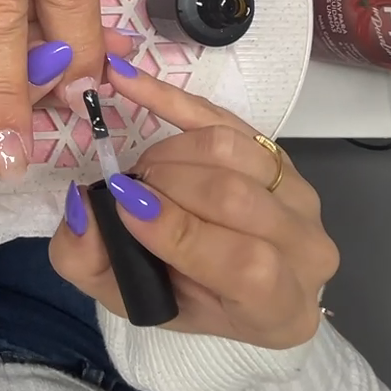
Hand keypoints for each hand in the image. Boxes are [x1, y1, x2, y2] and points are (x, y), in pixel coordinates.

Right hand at [51, 63, 338, 348]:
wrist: (222, 278)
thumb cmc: (180, 295)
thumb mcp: (125, 299)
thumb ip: (88, 262)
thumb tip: (84, 206)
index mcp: (279, 309)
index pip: (247, 266)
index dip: (182, 232)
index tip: (124, 204)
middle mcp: (306, 253)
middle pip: (235, 198)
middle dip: (165, 183)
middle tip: (125, 186)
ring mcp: (299, 196)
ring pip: (230, 150)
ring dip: (169, 151)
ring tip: (143, 167)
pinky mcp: (275, 150)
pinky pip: (221, 115)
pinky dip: (168, 96)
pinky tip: (126, 80)